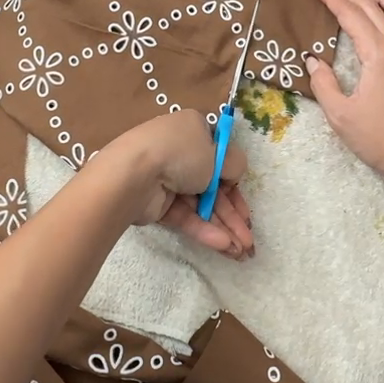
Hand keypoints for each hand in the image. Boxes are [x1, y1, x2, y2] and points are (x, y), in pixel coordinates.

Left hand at [107, 110, 254, 259]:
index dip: (234, 180)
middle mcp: (181, 152)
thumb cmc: (181, 153)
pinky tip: (223, 246)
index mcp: (193, 130)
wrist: (134, 173)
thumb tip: (234, 171)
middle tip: (249, 240)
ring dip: (223, 226)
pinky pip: (186, 215)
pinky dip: (204, 229)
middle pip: (214, 185)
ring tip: (242, 252)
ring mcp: (168, 179)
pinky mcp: (159, 204)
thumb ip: (233, 164)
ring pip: (202, 205)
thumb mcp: (218, 154)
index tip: (244, 201)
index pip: (220, 156)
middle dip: (233, 213)